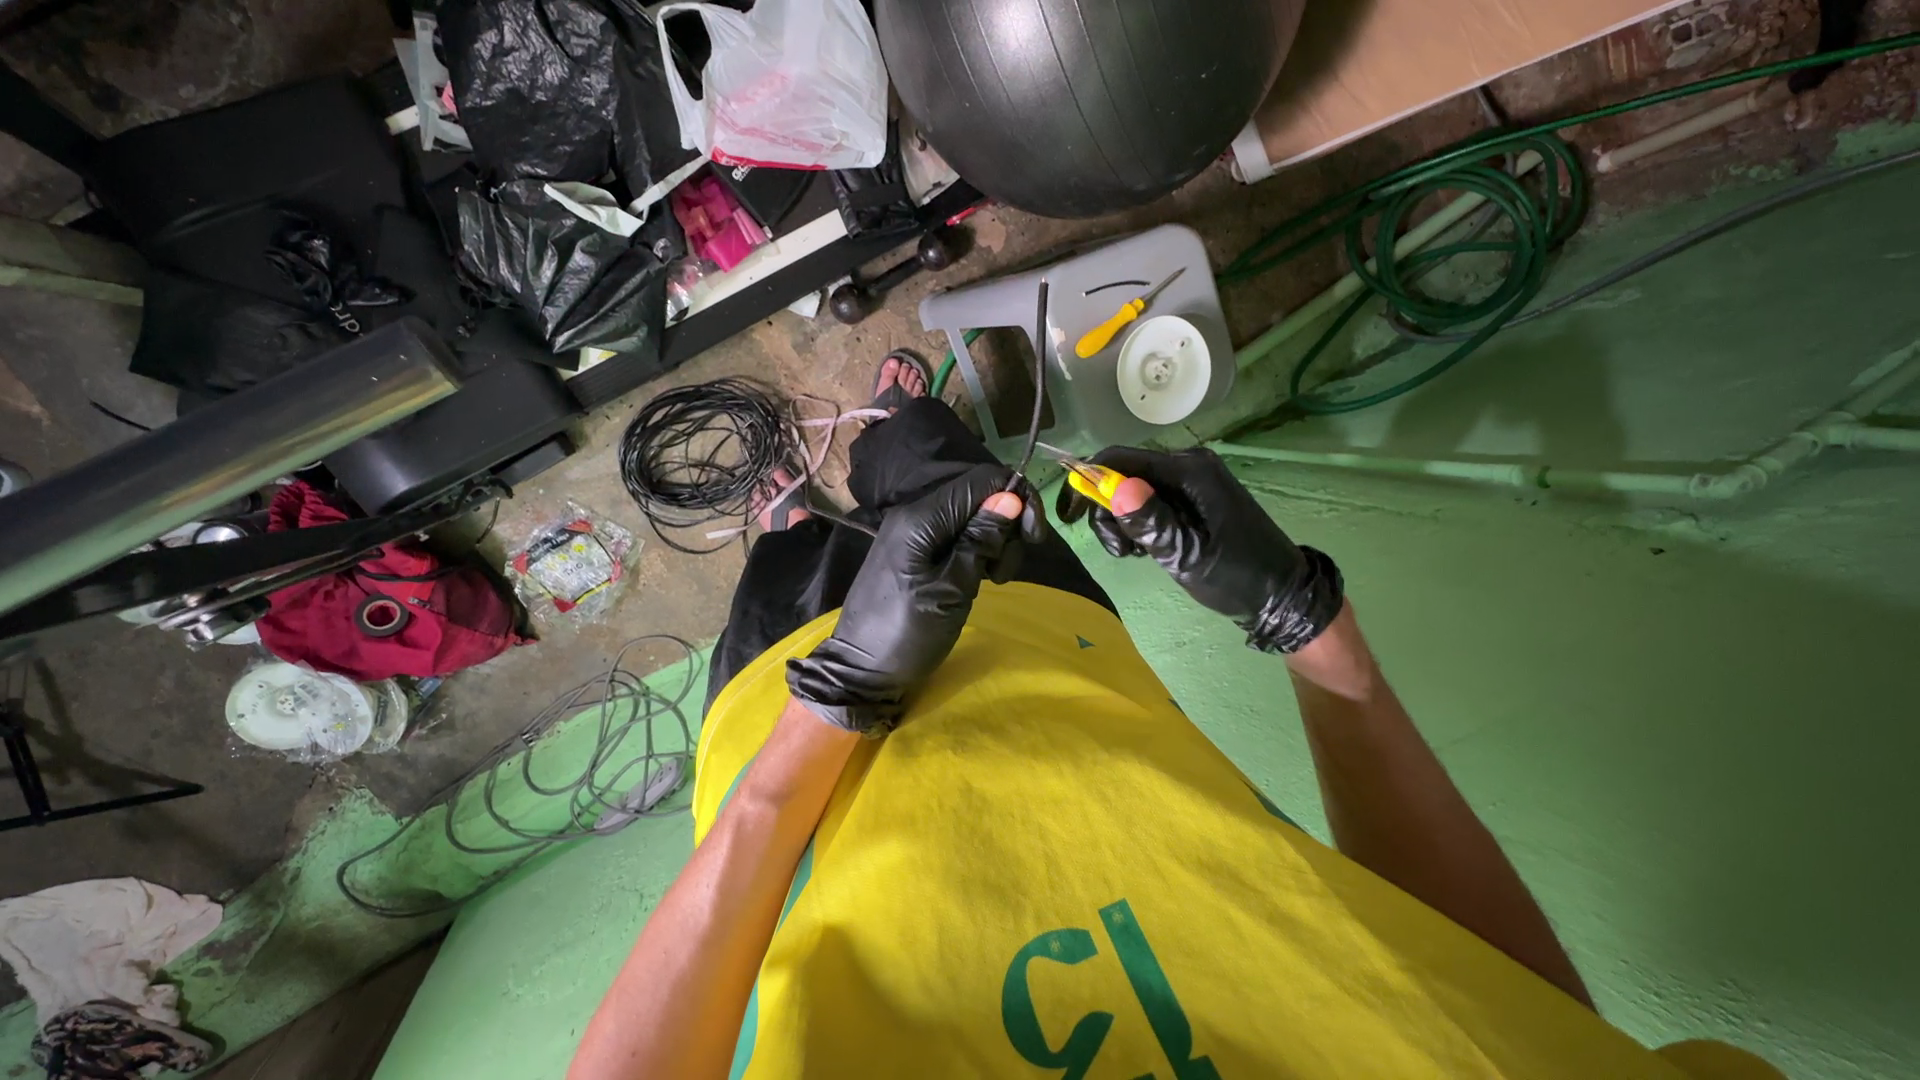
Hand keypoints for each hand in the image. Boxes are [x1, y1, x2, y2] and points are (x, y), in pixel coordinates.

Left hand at [788, 464, 1037, 733]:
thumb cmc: (907, 633)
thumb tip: (1010, 496)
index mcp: (921, 518)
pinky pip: (956, 534)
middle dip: (1006, 526)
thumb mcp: (952, 590)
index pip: (981, 481)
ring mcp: (913, 531)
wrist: (862, 669)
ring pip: (971, 517)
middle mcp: (915, 513)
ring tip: (993, 580)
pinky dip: (977, 551)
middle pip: (979, 496)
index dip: (1016, 499)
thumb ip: (980, 540)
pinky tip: (981, 578)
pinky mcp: (915, 549)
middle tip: (1004, 573)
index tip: (1033, 539)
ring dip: (995, 542)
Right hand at [1056, 446, 1343, 653]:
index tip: (1069, 516)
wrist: (1280, 593)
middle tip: (1117, 551)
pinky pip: (1151, 500)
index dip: (1087, 481)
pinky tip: (1148, 548)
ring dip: (1122, 520)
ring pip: (1134, 488)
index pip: (1120, 458)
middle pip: (1124, 472)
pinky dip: (1139, 522)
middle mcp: (1188, 465)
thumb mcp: (1187, 553)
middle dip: (1107, 509)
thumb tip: (1114, 487)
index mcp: (1189, 470)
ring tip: (1134, 554)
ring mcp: (1192, 480)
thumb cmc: (1235, 575)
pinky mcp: (1193, 497)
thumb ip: (1149, 520)